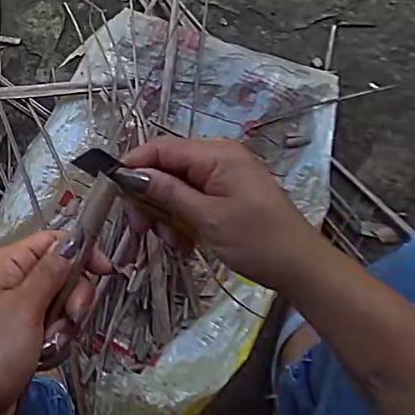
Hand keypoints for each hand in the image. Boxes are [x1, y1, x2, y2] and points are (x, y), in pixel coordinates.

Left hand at [0, 230, 108, 414]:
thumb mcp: (25, 307)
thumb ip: (53, 271)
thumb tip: (75, 240)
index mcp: (6, 264)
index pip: (55, 241)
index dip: (82, 252)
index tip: (105, 272)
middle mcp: (12, 281)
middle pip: (64, 273)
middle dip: (74, 297)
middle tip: (71, 317)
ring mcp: (18, 309)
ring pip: (63, 303)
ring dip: (65, 325)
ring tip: (50, 345)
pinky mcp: (24, 334)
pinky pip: (55, 327)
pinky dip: (56, 341)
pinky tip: (45, 356)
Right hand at [120, 137, 334, 292]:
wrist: (300, 266)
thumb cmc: (257, 240)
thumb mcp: (207, 218)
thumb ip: (167, 193)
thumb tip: (130, 174)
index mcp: (217, 154)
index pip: (162, 148)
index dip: (134, 167)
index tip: (114, 194)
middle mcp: (220, 158)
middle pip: (168, 169)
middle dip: (151, 199)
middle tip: (143, 231)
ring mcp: (225, 177)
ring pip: (177, 189)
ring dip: (167, 216)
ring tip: (174, 243)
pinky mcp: (228, 196)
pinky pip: (194, 201)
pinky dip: (184, 221)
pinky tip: (185, 244)